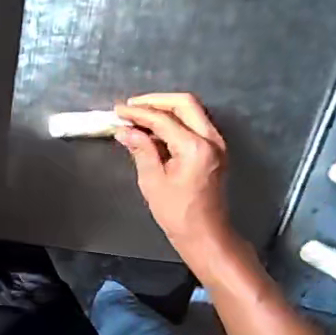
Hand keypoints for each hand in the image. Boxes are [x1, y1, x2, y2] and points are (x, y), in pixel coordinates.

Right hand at [114, 93, 239, 262]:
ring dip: (166, 109)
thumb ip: (141, 150)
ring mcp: (217, 143)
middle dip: (156, 101)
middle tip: (131, 107)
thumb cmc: (177, 213)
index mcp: (195, 148)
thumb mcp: (153, 181)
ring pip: (192, 111)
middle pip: (185, 103)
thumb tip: (126, 131)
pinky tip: (155, 130)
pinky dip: (175, 120)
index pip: (164, 119)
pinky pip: (195, 124)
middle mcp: (211, 139)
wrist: (205, 233)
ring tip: (140, 116)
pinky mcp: (215, 149)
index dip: (139, 113)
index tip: (119, 111)